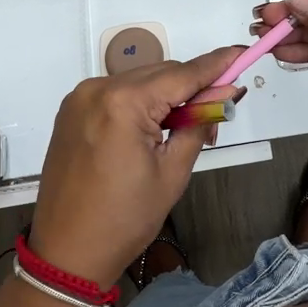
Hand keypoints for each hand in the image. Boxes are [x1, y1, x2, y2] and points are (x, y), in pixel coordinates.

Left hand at [28, 46, 244, 286]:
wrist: (65, 254)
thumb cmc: (124, 219)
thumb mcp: (172, 172)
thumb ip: (199, 122)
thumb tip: (225, 91)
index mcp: (124, 102)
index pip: (182, 74)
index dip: (216, 64)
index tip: (242, 52)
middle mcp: (99, 87)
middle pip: (161, 73)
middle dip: (192, 87)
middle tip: (216, 115)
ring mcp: (81, 97)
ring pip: (140, 80)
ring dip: (167, 95)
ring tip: (185, 128)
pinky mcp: (73, 109)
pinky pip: (118, 92)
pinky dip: (141, 102)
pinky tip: (153, 128)